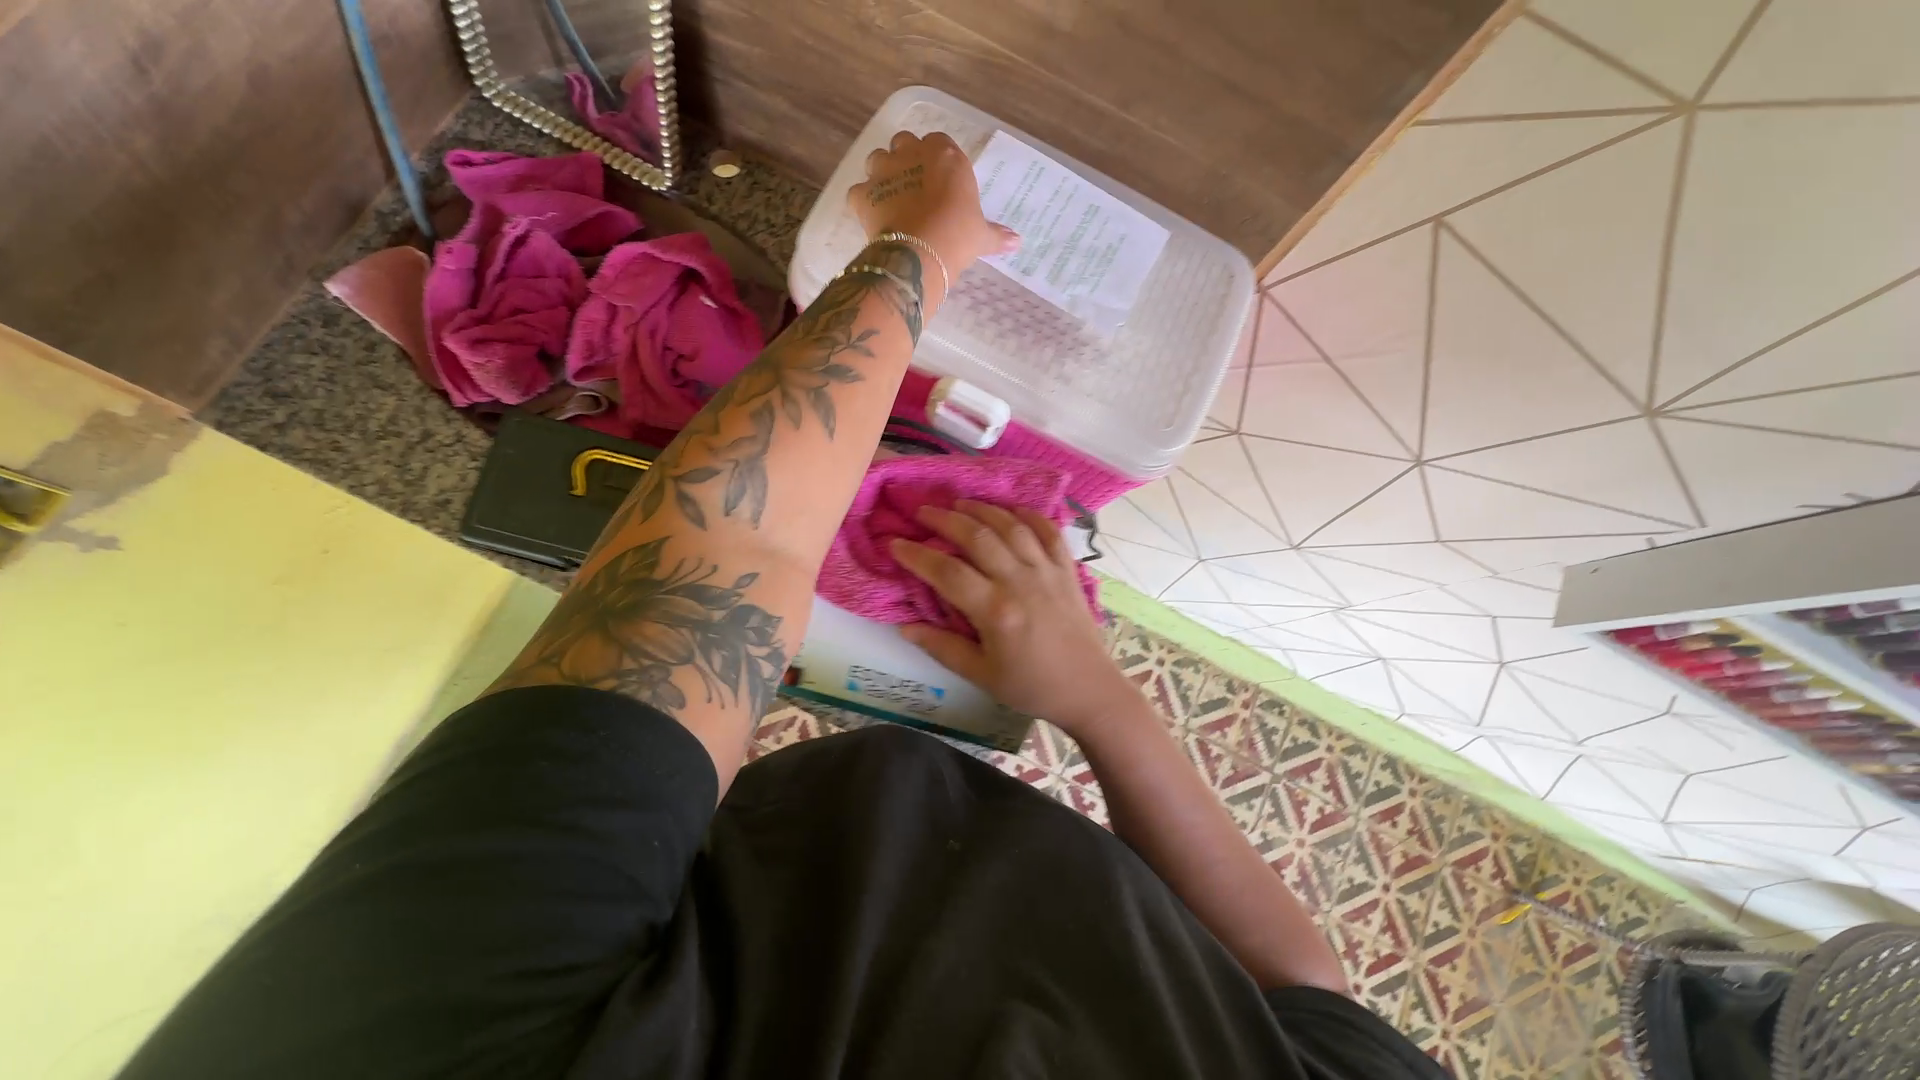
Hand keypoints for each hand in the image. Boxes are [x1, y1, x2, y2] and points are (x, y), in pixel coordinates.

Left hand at [848, 132, 1019, 285]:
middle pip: (903, 142)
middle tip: (913, 185)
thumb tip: (1018, 243)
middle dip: (905, 157)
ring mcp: (883, 171)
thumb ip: (997, 235)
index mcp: (945, 156)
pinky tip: (871, 217)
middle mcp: (912, 154)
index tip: (938, 178)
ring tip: (890, 197)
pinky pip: (858, 192)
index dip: (935, 158)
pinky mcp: (862, 194)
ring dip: (881, 173)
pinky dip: (863, 202)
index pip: (937, 142)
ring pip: (876, 159)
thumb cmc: (958, 236)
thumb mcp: (981, 236)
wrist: (921, 253)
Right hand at [889, 500, 1137, 733]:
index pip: (947, 572)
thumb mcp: (981, 675)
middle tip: (922, 511)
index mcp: (995, 611)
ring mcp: (1047, 571)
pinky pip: (1048, 531)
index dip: (916, 555)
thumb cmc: (1031, 687)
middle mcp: (1020, 582)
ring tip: (958, 503)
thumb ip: (941, 647)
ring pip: (1011, 526)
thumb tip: (904, 626)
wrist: (1088, 690)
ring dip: (982, 509)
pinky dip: (1029, 515)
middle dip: (945, 519)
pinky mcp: (1068, 570)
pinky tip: (1010, 509)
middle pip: (977, 536)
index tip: (894, 543)